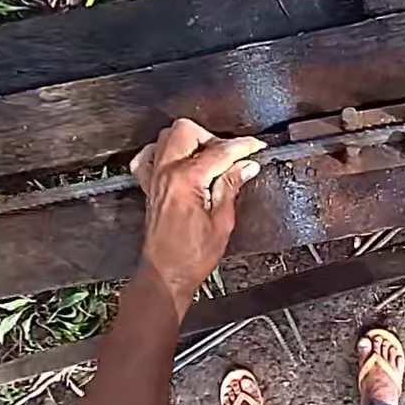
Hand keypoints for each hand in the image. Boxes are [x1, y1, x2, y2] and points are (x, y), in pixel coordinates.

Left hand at [129, 118, 265, 314]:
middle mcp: (165, 173)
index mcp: (185, 181)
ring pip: (168, 137)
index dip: (242, 147)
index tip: (256, 147)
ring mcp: (154, 178)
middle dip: (213, 138)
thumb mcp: (222, 223)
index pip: (219, 152)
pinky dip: (164, 152)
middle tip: (231, 156)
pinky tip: (179, 161)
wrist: (166, 274)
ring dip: (191, 142)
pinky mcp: (149, 187)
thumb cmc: (191, 257)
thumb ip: (230, 187)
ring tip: (210, 160)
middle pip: (187, 131)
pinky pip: (149, 156)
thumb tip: (245, 166)